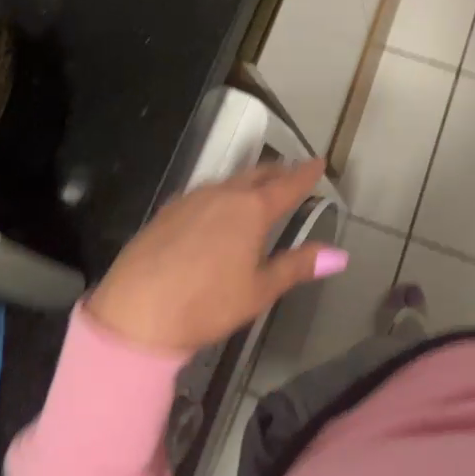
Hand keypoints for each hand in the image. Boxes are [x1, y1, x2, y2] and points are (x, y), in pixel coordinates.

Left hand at [85, 161, 342, 352]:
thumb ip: (297, 266)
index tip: (319, 162)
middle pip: (257, 175)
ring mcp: (191, 199)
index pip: (287, 184)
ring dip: (248, 180)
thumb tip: (340, 254)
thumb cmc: (207, 304)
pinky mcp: (168, 211)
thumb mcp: (259, 290)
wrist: (135, 313)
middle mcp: (223, 194)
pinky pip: (204, 193)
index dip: (306, 174)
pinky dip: (222, 194)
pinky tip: (217, 209)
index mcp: (251, 209)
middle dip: (277, 172)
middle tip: (292, 171)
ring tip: (258, 187)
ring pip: (229, 181)